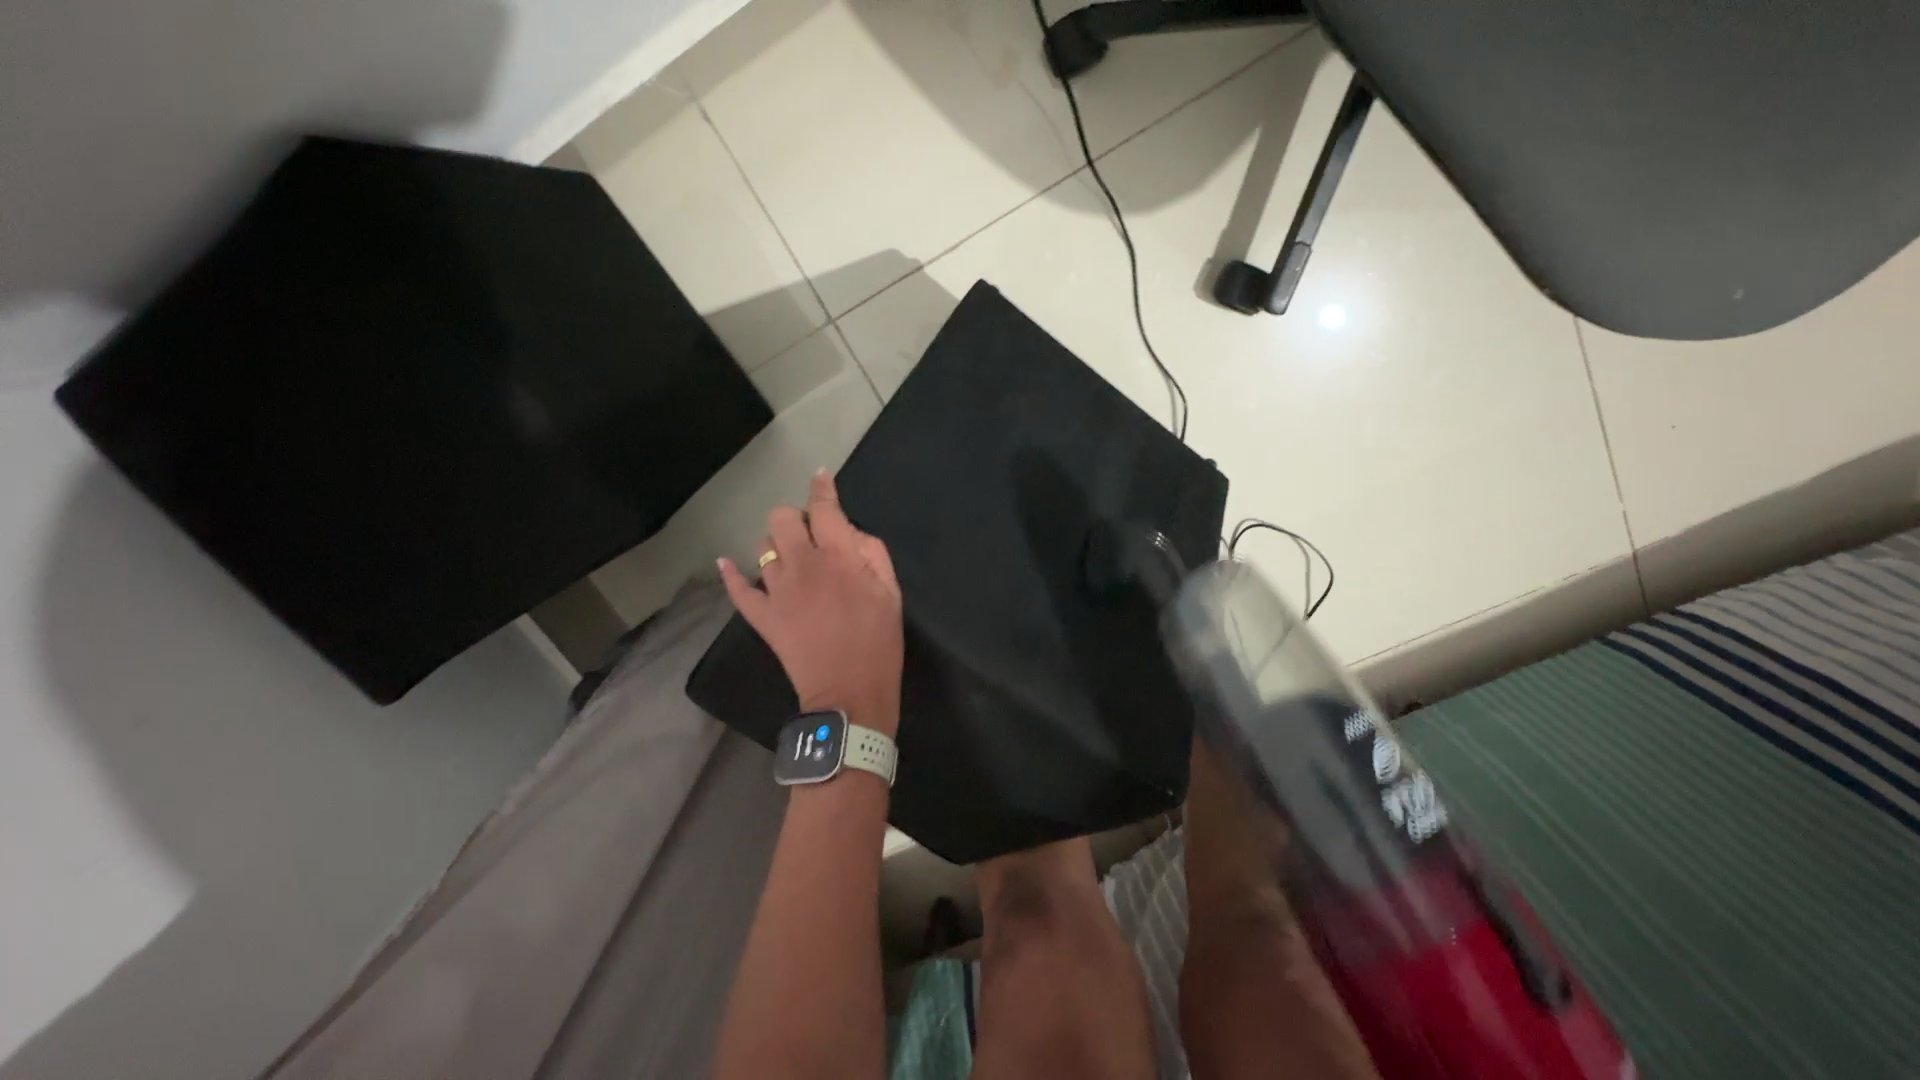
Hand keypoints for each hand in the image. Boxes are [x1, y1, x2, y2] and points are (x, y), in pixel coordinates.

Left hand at [718, 470, 904, 737]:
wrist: (849, 695)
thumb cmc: (879, 645)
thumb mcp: (892, 594)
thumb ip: (873, 554)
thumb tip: (850, 534)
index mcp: (839, 557)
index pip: (825, 508)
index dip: (822, 488)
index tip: (821, 477)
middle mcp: (803, 565)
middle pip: (783, 519)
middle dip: (796, 516)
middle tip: (812, 532)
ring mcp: (777, 590)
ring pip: (763, 546)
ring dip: (777, 543)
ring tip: (790, 557)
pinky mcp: (762, 616)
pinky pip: (738, 588)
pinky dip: (732, 573)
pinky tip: (727, 563)